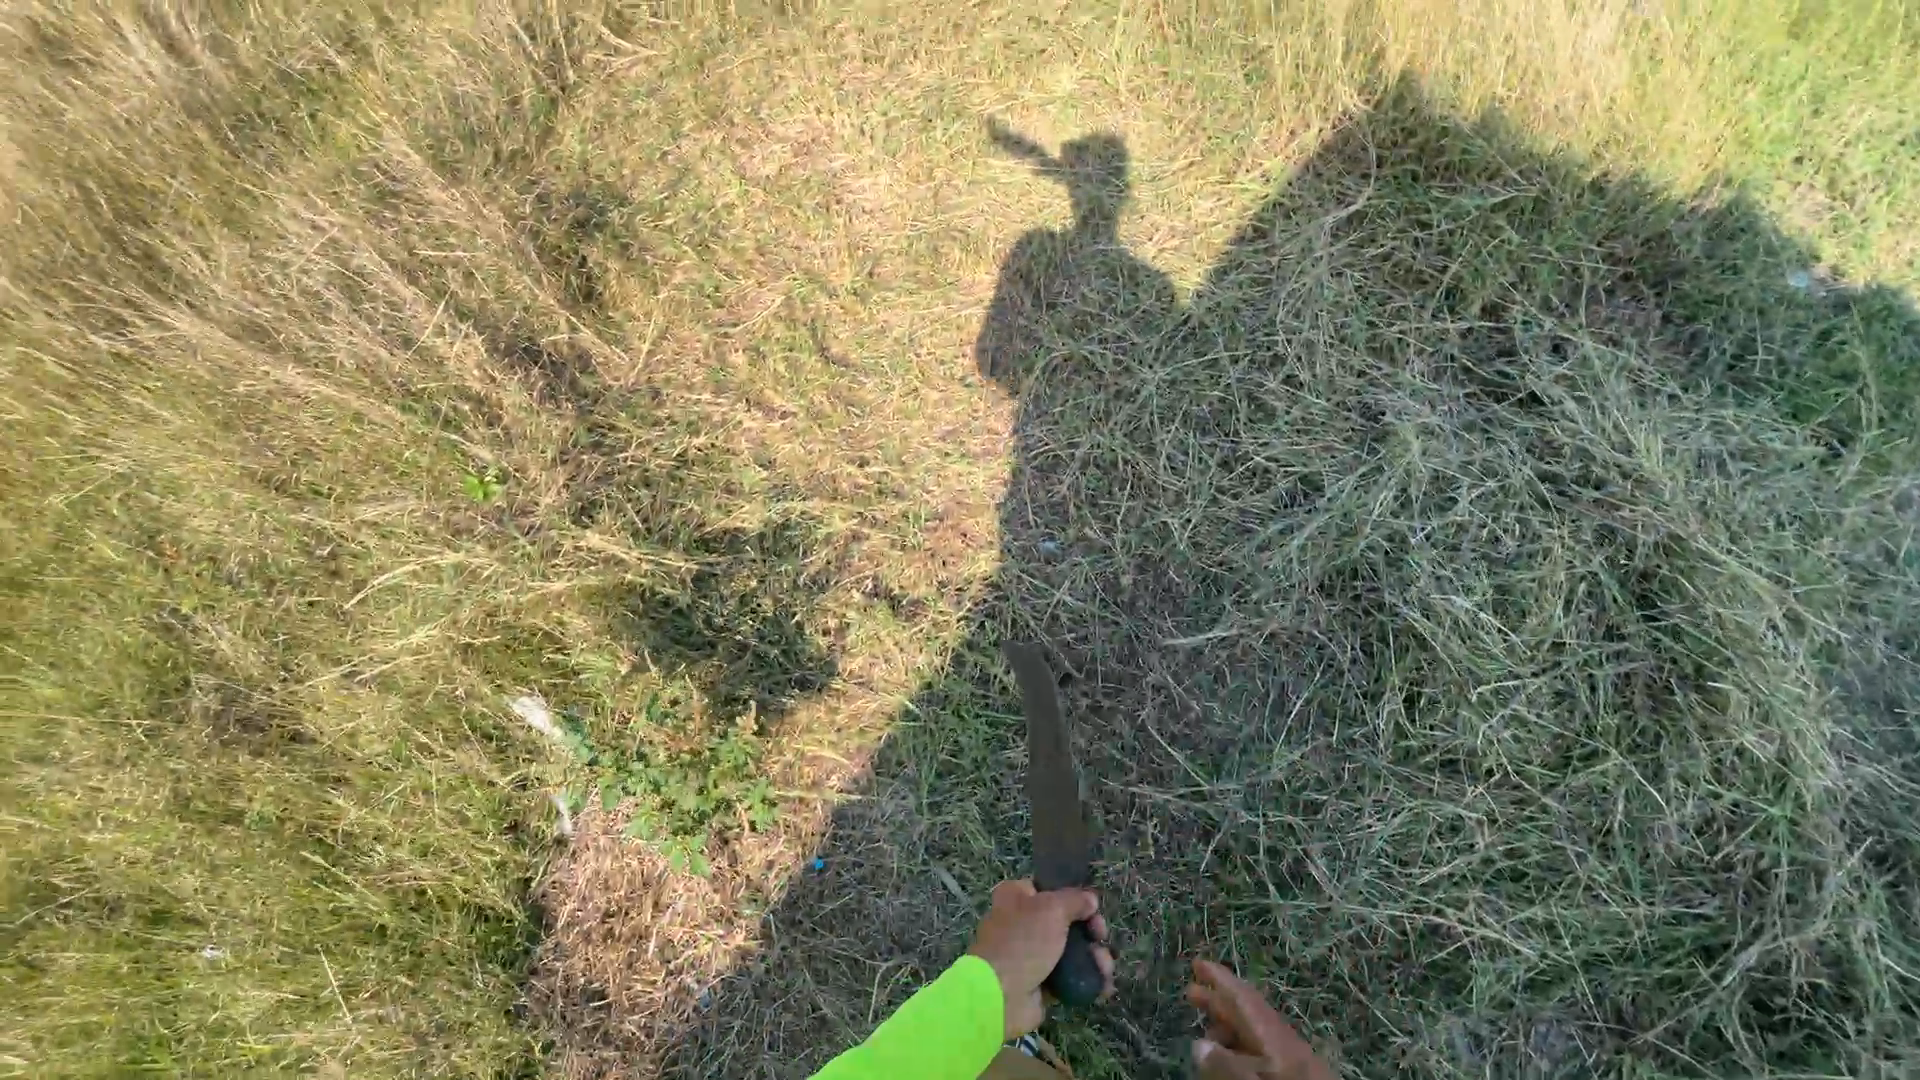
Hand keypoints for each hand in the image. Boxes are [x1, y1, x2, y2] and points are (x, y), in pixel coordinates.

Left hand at [966, 879, 1114, 1037]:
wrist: (1000, 994)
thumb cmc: (1024, 940)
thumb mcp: (1051, 908)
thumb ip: (1074, 900)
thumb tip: (1090, 899)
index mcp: (1016, 896)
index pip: (1049, 889)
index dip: (1074, 897)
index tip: (1093, 908)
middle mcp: (1021, 922)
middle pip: (1064, 921)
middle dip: (1088, 931)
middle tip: (1101, 938)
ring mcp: (1030, 954)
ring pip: (1068, 950)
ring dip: (1092, 957)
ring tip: (1106, 968)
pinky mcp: (1039, 982)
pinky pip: (1067, 977)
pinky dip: (1085, 980)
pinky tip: (1103, 985)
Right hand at [1186, 959, 1334, 1079]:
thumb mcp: (1256, 1079)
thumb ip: (1227, 1064)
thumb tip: (1197, 1045)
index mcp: (1273, 1032)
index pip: (1242, 997)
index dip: (1219, 978)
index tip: (1197, 964)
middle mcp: (1281, 1037)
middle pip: (1247, 1011)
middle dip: (1218, 1000)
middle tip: (1191, 993)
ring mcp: (1290, 1054)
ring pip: (1253, 1030)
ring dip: (1227, 1026)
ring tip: (1206, 1033)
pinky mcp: (1295, 1069)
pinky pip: (1260, 1047)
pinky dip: (1240, 1045)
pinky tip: (1232, 1055)